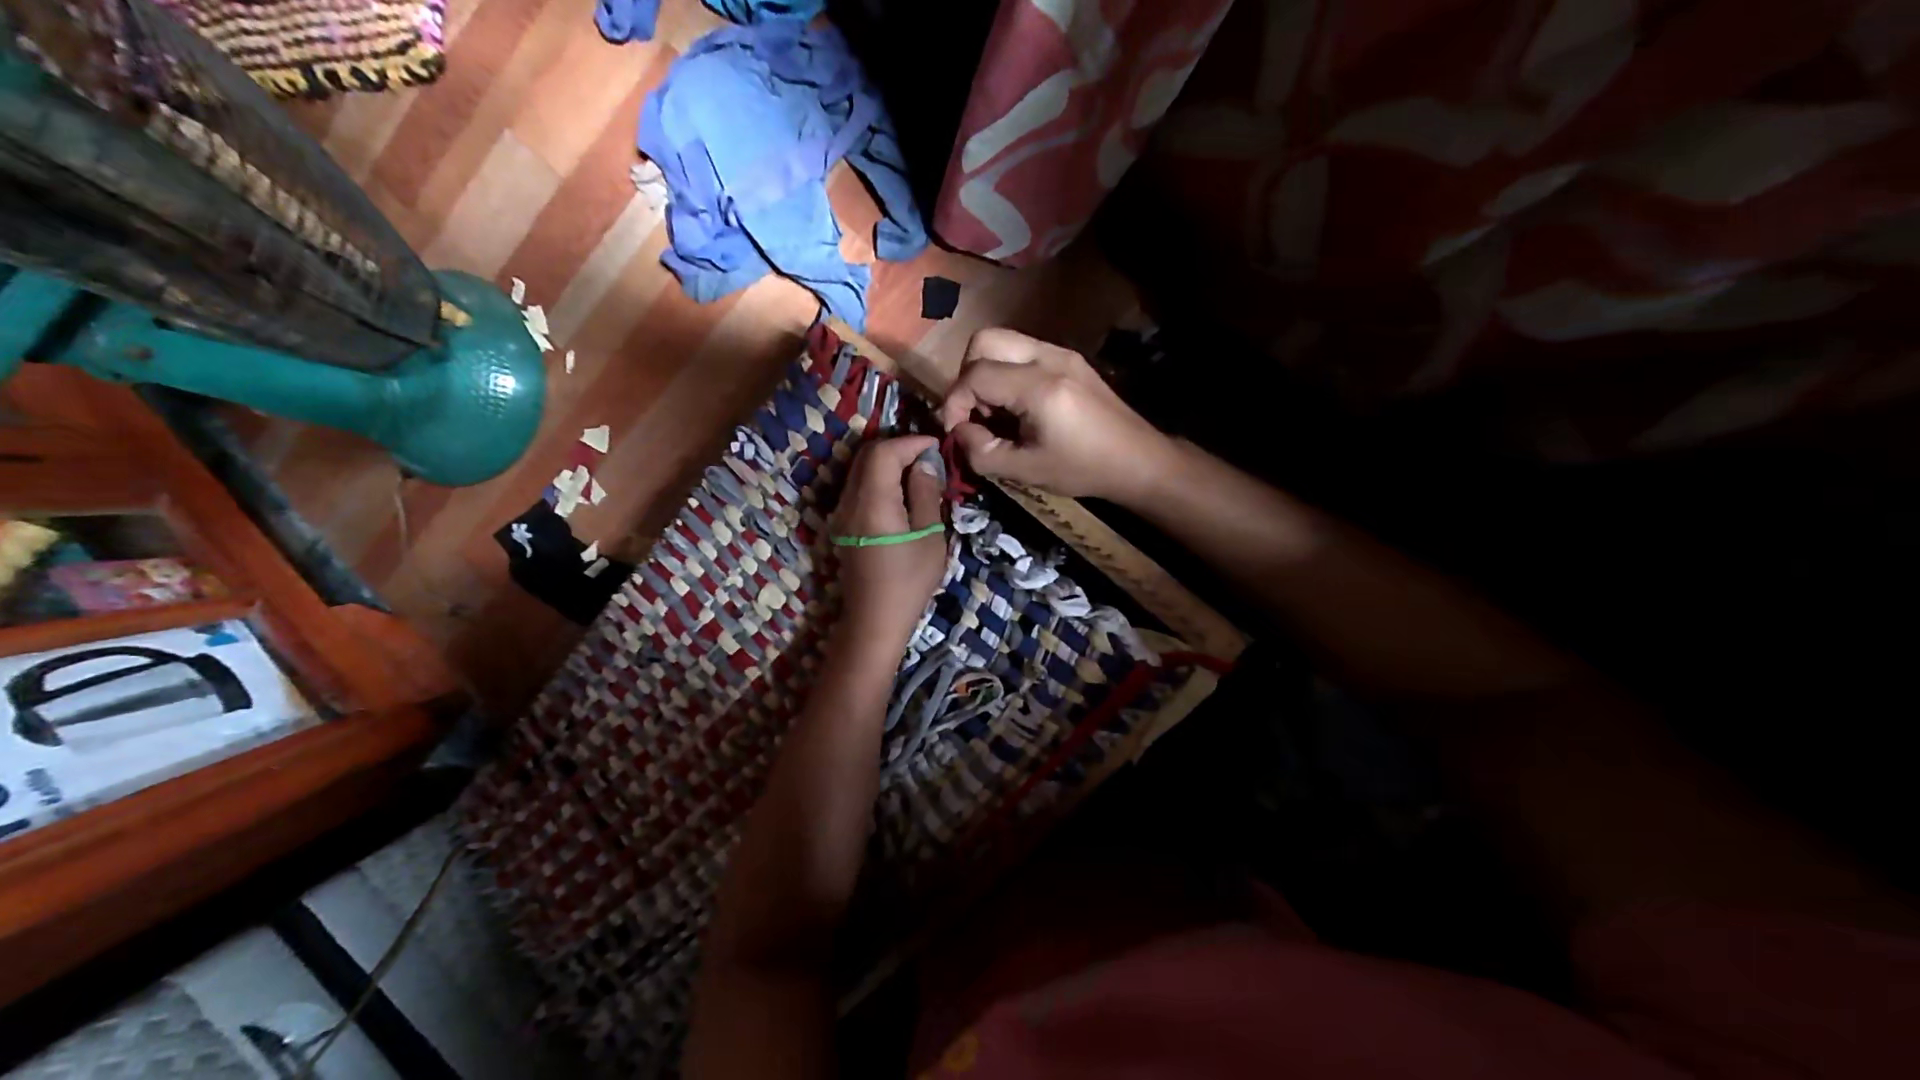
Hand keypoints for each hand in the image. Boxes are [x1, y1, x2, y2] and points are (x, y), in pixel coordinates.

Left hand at [830, 436, 947, 644]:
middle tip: (928, 456)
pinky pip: (859, 488)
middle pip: (867, 456)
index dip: (910, 442)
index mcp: (872, 502)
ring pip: (860, 470)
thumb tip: (926, 462)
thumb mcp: (929, 536)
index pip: (884, 452)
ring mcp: (842, 513)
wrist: (875, 620)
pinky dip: (879, 479)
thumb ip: (925, 493)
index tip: (936, 446)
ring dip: (888, 462)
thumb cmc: (908, 581)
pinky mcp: (843, 525)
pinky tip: (902, 492)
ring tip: (919, 472)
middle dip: (898, 447)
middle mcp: (850, 501)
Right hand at [937, 328, 1175, 504]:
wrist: (1138, 460)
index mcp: (1038, 386)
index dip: (954, 403)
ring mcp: (1061, 353)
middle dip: (966, 375)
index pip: (975, 375)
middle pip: (984, 341)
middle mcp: (1049, 357)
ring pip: (1003, 340)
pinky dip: (1007, 370)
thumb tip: (959, 431)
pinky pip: (1024, 350)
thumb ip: (981, 452)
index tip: (954, 431)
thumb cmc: (1083, 469)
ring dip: (986, 370)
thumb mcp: (1025, 471)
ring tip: (995, 410)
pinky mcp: (1070, 358)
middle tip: (974, 412)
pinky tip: (1017, 405)